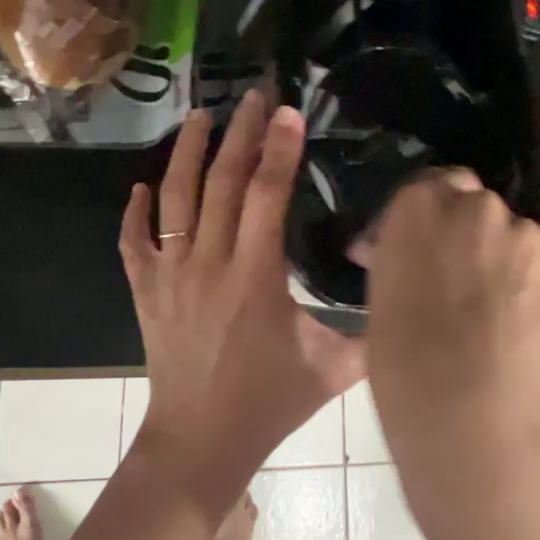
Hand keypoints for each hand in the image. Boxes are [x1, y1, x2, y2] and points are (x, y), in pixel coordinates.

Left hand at [119, 90, 365, 493]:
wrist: (199, 444)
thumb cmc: (269, 404)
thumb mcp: (333, 369)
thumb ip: (372, 331)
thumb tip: (406, 290)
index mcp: (256, 277)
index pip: (267, 196)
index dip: (279, 149)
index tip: (288, 111)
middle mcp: (208, 264)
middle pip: (221, 183)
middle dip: (240, 134)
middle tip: (254, 95)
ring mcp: (169, 275)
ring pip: (174, 200)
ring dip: (186, 154)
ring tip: (200, 116)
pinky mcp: (144, 291)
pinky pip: (133, 243)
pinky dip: (135, 212)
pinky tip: (142, 186)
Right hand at [356, 170, 539, 470]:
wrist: (469, 416)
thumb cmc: (402, 361)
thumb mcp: (381, 295)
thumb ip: (399, 256)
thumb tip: (399, 251)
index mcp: (420, 205)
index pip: (430, 185)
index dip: (429, 217)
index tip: (422, 247)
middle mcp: (477, 207)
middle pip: (476, 205)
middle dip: (468, 234)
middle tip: (456, 279)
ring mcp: (526, 239)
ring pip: (513, 238)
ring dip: (501, 260)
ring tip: (490, 311)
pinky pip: (539, 272)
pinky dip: (528, 291)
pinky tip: (514, 329)